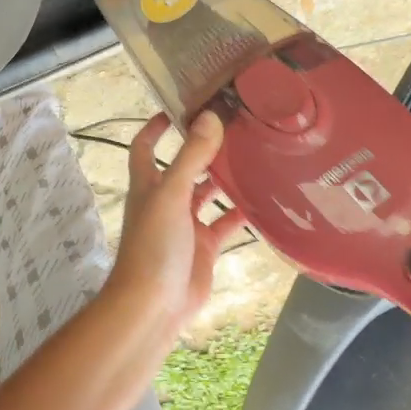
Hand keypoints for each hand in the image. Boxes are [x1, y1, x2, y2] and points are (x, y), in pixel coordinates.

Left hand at [104, 111, 247, 331]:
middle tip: (235, 126)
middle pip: (183, 167)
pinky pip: (225, 223)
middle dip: (202, 148)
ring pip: (207, 194)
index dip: (156, 127)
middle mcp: (165, 200)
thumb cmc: (154, 245)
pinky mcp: (205, 246)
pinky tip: (265, 198)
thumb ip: (190, 157)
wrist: (154, 304)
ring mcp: (186, 224)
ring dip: (225, 178)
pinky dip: (241, 213)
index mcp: (148, 184)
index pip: (145, 147)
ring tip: (255, 154)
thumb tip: (210, 117)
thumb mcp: (171, 195)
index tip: (178, 106)